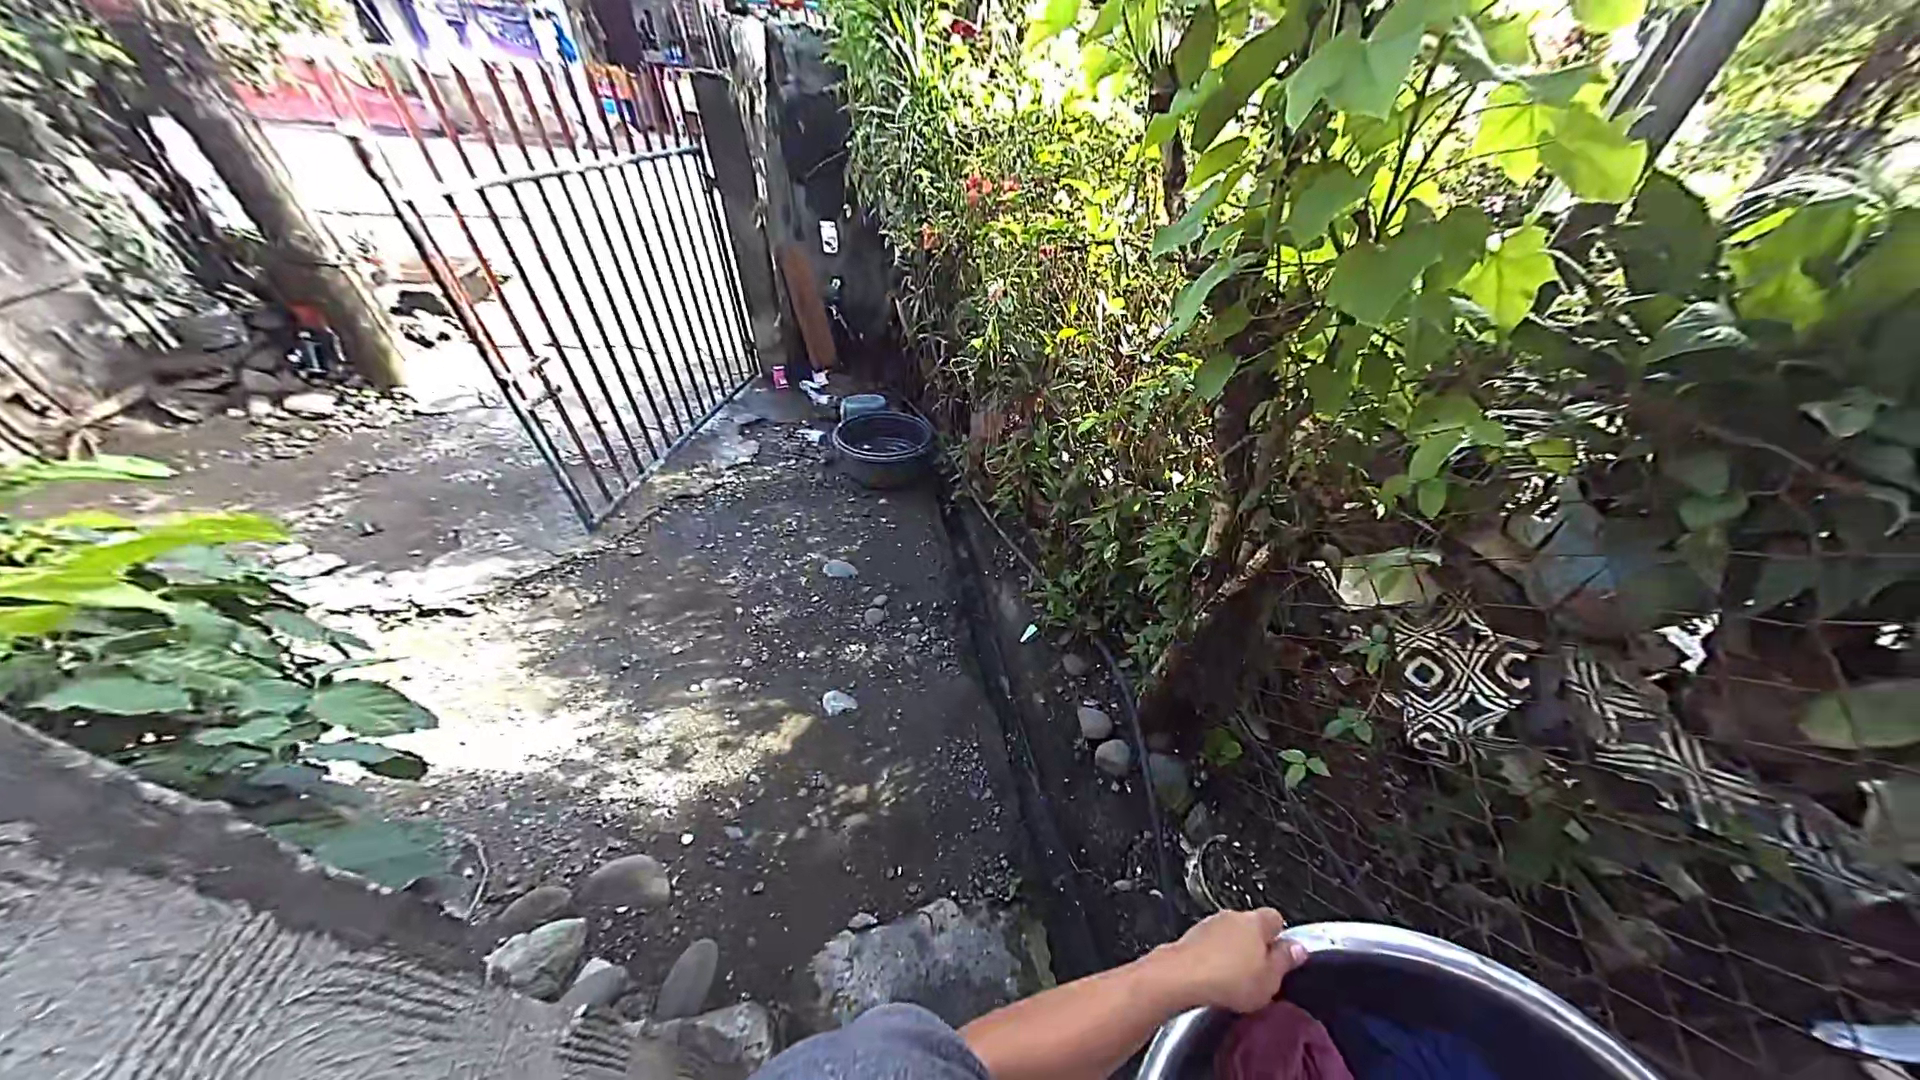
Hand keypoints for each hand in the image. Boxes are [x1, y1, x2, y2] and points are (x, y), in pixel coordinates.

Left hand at [1148, 908, 1307, 1012]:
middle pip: (1252, 925)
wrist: (1185, 975)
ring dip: (1236, 950)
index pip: (1275, 917)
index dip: (1282, 935)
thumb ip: (1285, 960)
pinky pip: (1213, 943)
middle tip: (1263, 972)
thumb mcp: (1270, 978)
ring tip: (1239, 979)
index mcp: (1255, 921)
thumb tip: (1297, 948)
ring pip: (1231, 933)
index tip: (1284, 954)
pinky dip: (1217, 955)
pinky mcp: (1194, 935)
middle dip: (1258, 945)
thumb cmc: (1231, 977)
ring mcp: (1210, 923)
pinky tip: (1218, 976)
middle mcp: (1232, 915)